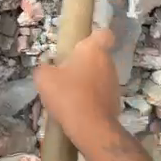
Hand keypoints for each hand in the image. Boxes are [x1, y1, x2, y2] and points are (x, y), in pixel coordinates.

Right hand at [34, 28, 121, 149]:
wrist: (91, 127)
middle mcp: (108, 62)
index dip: (94, 37)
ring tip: (69, 94)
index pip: (103, 33)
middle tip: (65, 74)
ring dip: (87, 81)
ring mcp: (114, 82)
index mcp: (94, 49)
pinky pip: (101, 93)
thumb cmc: (68, 94)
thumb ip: (44, 68)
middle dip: (83, 63)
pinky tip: (77, 108)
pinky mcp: (116, 101)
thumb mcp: (44, 79)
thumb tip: (46, 69)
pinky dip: (91, 98)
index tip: (81, 45)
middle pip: (97, 56)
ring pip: (99, 75)